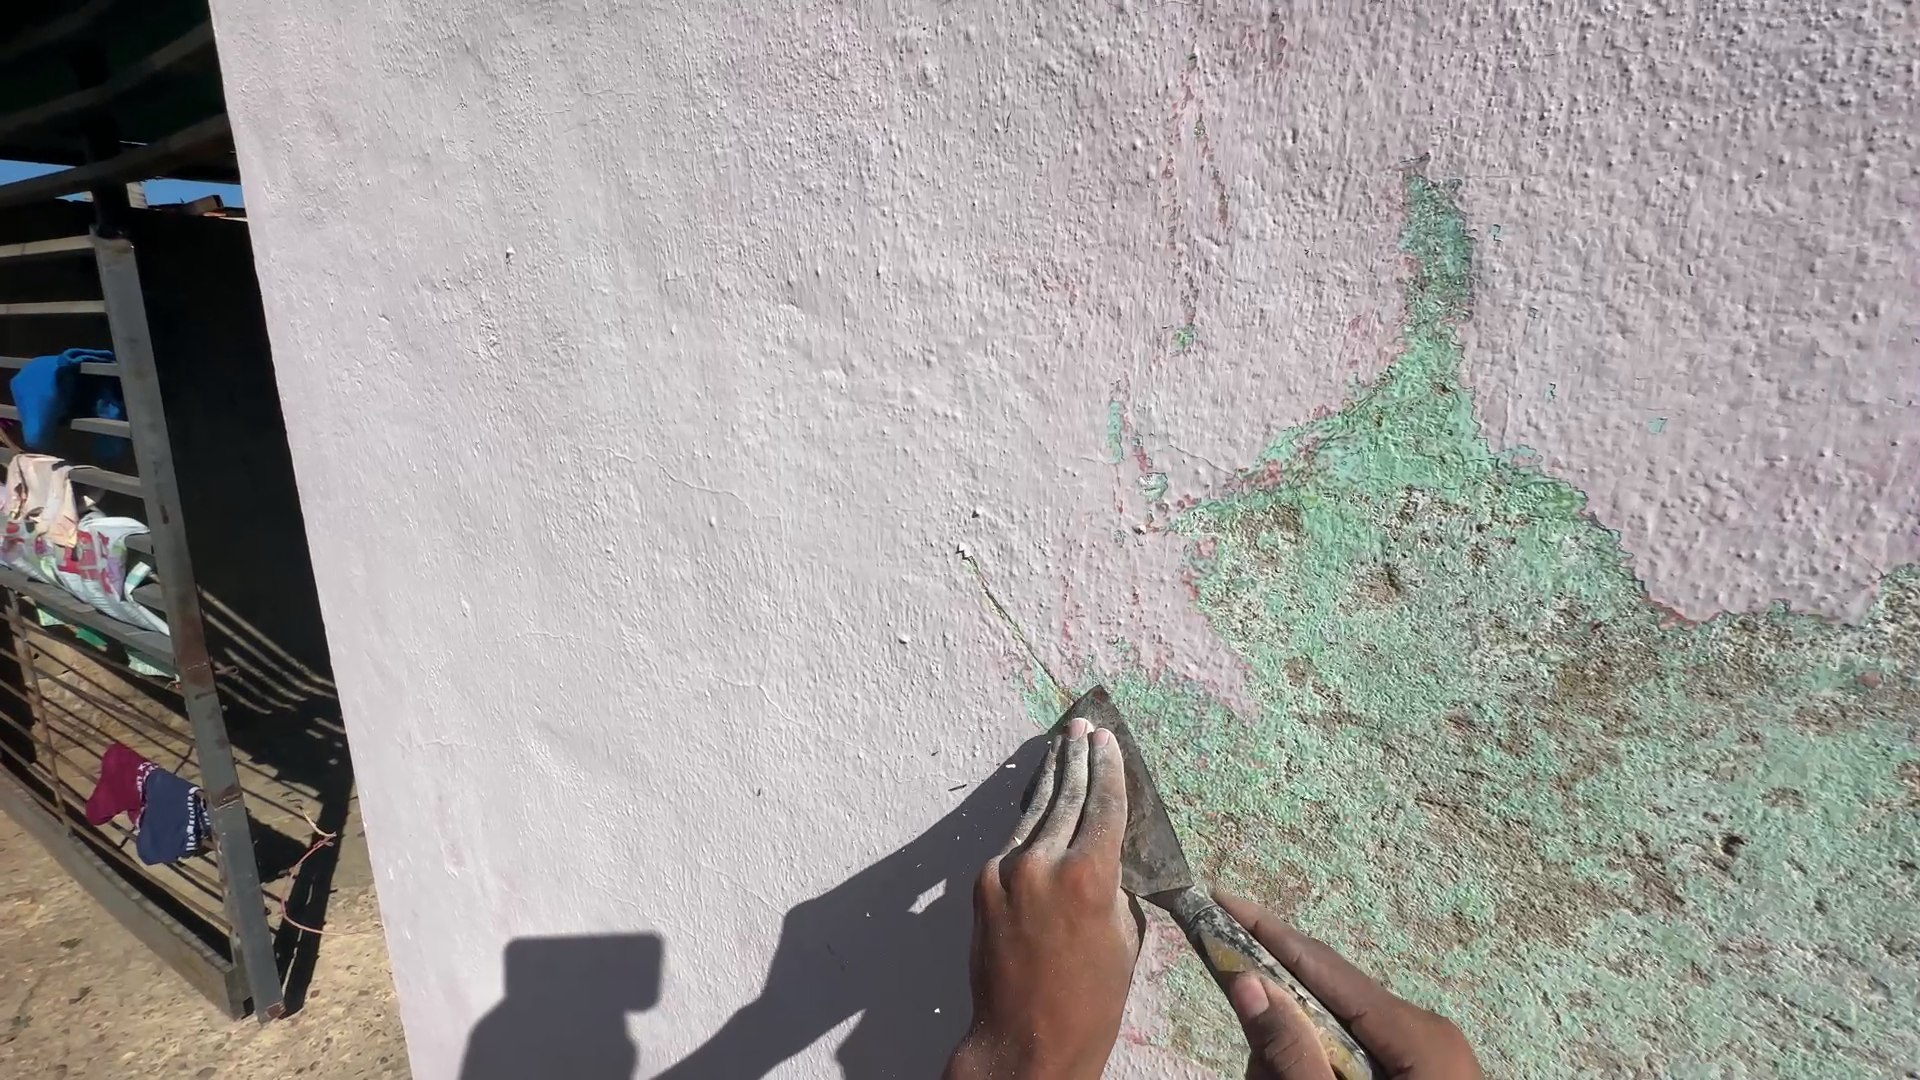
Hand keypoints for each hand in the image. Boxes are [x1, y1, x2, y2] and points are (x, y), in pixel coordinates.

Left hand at [944, 717, 1141, 1079]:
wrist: (1023, 1041)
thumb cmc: (1091, 1002)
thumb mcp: (1124, 938)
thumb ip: (1114, 883)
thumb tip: (1104, 849)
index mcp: (1088, 877)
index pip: (1103, 805)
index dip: (1109, 769)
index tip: (1109, 741)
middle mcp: (1043, 862)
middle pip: (1066, 795)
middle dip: (1078, 757)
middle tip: (1083, 727)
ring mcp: (1006, 869)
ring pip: (1035, 809)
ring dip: (1050, 774)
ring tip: (1061, 743)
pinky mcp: (983, 880)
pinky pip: (1014, 838)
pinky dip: (1030, 815)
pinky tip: (1039, 795)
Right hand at [1216, 893, 1482, 1079]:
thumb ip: (1292, 1057)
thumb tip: (1247, 982)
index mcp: (1417, 1035)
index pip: (1321, 962)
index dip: (1264, 928)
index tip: (1217, 896)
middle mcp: (1424, 1029)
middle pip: (1323, 994)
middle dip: (1276, 1020)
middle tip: (1257, 1072)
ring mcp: (1425, 1051)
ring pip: (1332, 1025)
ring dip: (1295, 1057)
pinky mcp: (1420, 1071)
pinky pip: (1351, 1050)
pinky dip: (1318, 1068)